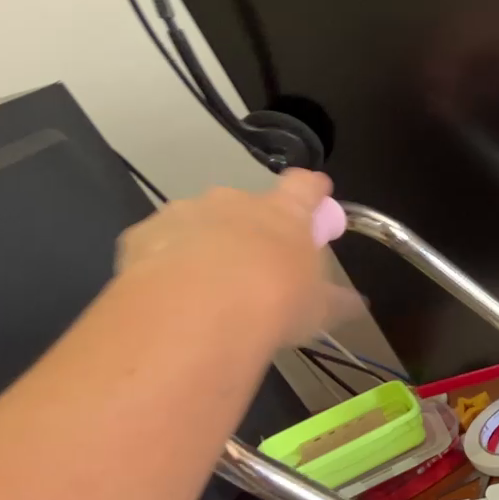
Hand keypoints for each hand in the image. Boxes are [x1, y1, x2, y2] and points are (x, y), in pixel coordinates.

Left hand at [114, 170, 360, 346]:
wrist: (196, 313)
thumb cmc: (275, 302)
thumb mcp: (319, 309)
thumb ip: (337, 299)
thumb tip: (355, 301)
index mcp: (284, 213)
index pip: (304, 186)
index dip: (312, 190)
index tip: (317, 195)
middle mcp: (234, 201)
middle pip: (249, 205)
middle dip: (254, 228)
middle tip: (261, 266)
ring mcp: (185, 213)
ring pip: (203, 223)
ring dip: (211, 245)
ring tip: (215, 288)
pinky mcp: (143, 234)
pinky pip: (164, 243)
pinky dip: (172, 261)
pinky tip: (180, 294)